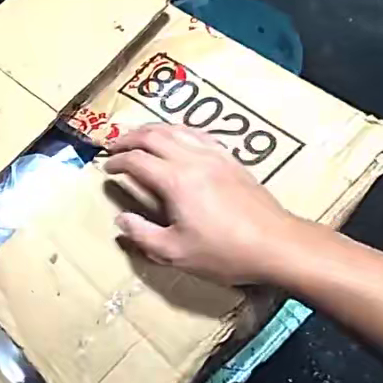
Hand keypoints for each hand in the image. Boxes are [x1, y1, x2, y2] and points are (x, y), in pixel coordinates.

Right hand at [103, 124, 310, 285]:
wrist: (277, 244)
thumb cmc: (225, 252)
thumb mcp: (176, 253)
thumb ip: (143, 235)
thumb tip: (121, 219)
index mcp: (176, 181)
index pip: (137, 160)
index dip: (117, 161)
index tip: (106, 168)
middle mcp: (193, 159)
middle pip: (154, 135)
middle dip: (129, 137)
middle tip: (114, 146)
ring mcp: (215, 156)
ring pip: (177, 129)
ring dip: (153, 129)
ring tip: (139, 136)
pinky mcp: (231, 160)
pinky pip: (199, 134)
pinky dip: (180, 131)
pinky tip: (177, 138)